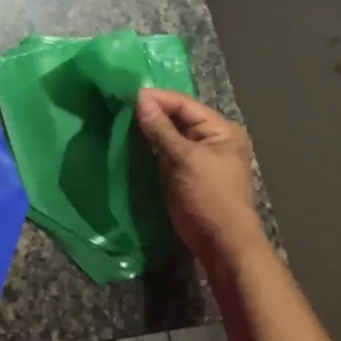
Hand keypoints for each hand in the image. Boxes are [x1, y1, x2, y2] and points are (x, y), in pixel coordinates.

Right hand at [136, 89, 266, 264]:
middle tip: (118, 105)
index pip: (183, 104)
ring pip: (166, 132)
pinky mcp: (183, 169)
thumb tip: (140, 99)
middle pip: (175, 116)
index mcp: (220, 130)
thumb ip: (161, 129)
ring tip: (119, 119)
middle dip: (149, 112)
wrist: (221, 244)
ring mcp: (196, 154)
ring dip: (146, 128)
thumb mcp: (185, 160)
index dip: (156, 98)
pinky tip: (128, 138)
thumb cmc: (210, 197)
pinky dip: (148, 143)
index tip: (126, 95)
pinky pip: (163, 148)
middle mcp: (210, 137)